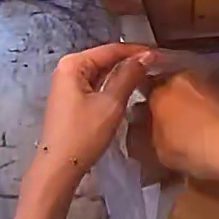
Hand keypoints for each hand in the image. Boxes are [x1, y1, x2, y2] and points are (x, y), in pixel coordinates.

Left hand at [32, 44, 152, 188]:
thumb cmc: (84, 134)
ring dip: (123, 73)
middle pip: (105, 58)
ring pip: (101, 72)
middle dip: (130, 61)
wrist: (58, 169)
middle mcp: (67, 68)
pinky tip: (129, 87)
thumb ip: (129, 76)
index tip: (160, 53)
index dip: (137, 50)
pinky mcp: (70, 99)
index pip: (111, 49)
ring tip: (148, 73)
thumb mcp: (111, 103)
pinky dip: (112, 84)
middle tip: (157, 63)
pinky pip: (96, 84)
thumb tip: (146, 55)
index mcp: (73, 63)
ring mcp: (67, 84)